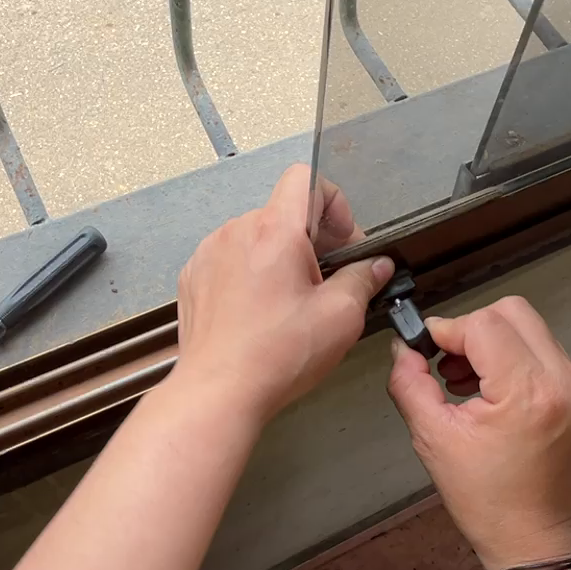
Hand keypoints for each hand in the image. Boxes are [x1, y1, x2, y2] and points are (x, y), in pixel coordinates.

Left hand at [175, 164, 393, 420]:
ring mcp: (210, 253)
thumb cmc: (274, 356)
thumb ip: (364, 279)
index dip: (333, 202)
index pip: (306, 177)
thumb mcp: (340, 316)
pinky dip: (249, 275)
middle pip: (283, 213)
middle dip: (311, 240)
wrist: (217, 391)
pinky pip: (230, 259)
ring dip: (278, 259)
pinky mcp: (194, 277)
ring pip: (256, 237)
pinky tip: (260, 312)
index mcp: (274, 230)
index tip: (340, 240)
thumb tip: (376, 266)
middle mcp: (236, 232)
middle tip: (326, 281)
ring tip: (290, 303)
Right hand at [386, 297, 570, 569]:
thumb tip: (402, 347)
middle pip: (511, 312)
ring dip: (490, 341)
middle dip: (470, 329)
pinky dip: (510, 356)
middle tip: (445, 362)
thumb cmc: (485, 499)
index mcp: (528, 392)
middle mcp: (562, 379)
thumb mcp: (432, 438)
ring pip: (527, 327)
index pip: (483, 324)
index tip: (425, 352)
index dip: (446, 330)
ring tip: (464, 381)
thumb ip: (409, 382)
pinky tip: (488, 390)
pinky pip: (541, 350)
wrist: (538, 543)